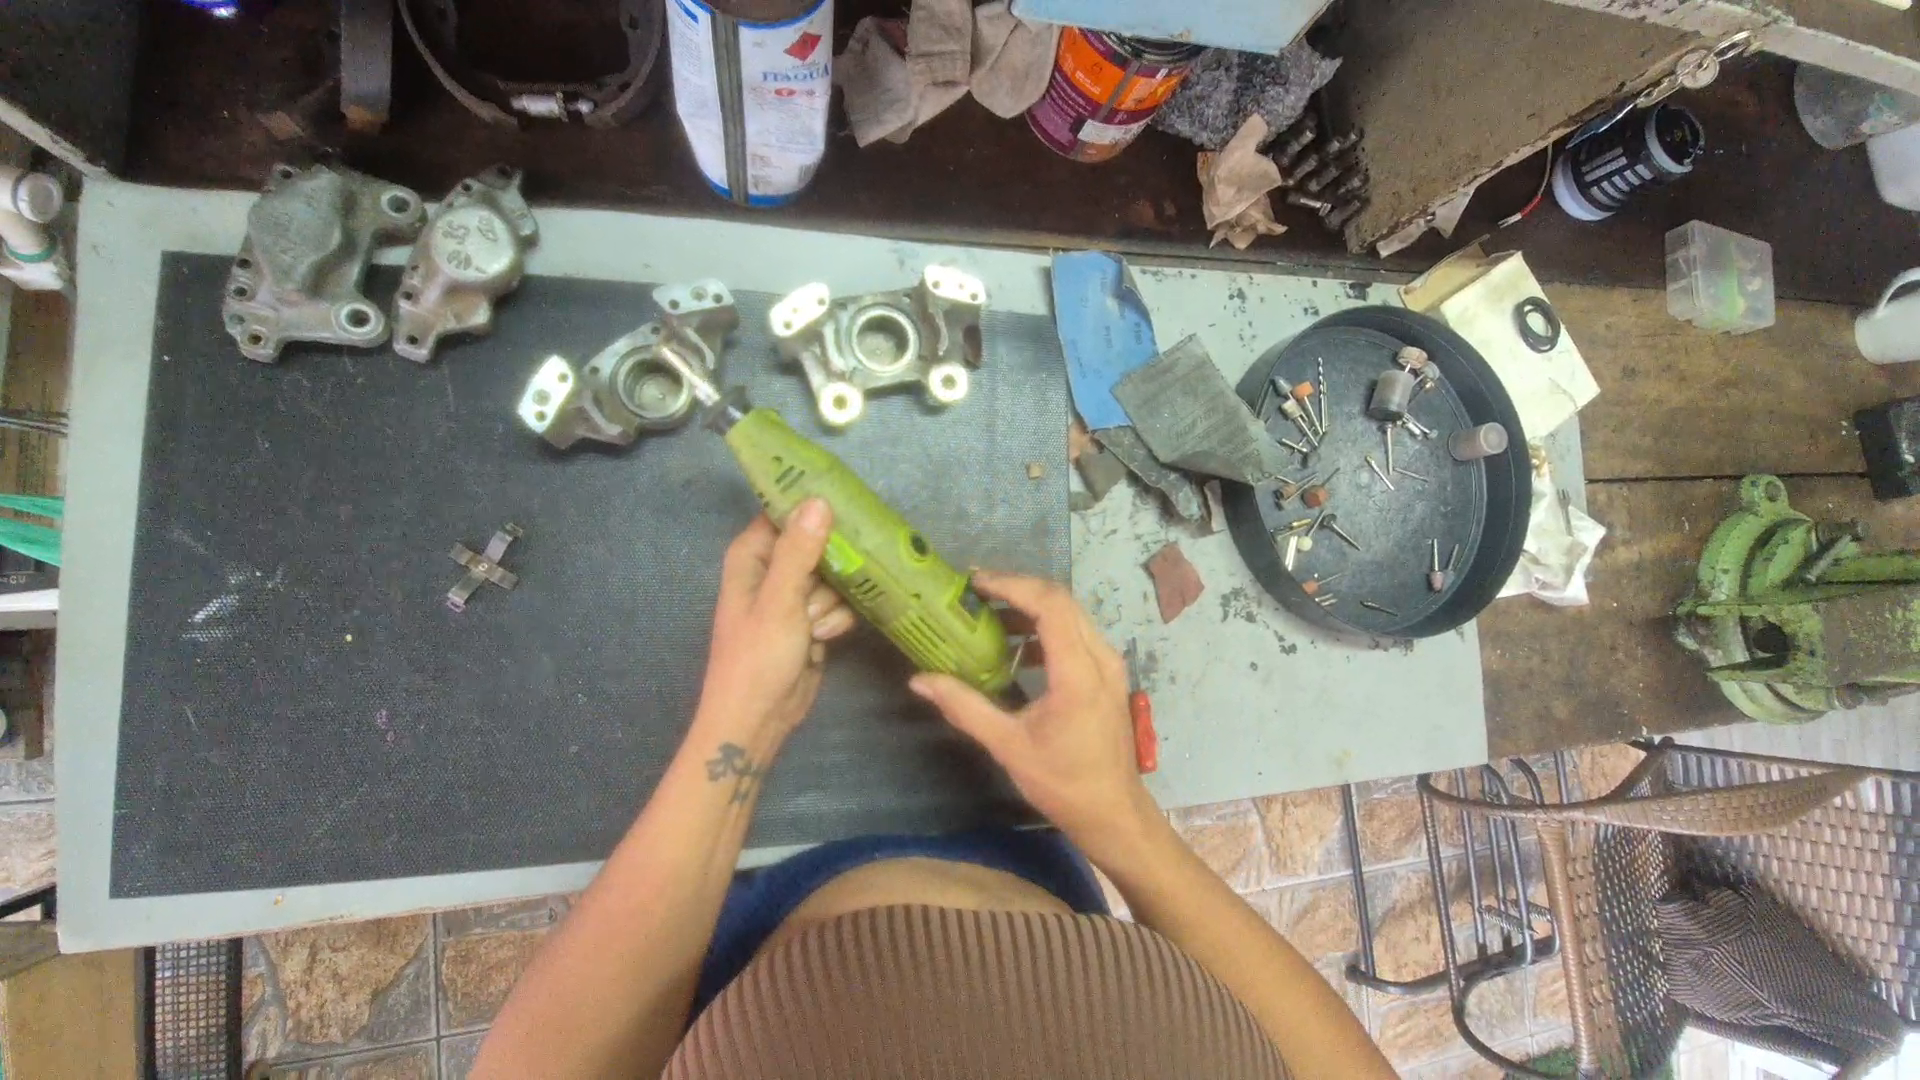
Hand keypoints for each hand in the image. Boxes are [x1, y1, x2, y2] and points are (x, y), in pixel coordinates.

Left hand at [695, 499, 856, 748]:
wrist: (758, 719)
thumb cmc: (757, 657)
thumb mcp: (780, 600)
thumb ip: (799, 550)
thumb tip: (820, 500)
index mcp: (752, 555)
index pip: (786, 511)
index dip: (814, 505)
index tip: (849, 504)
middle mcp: (772, 569)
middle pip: (819, 542)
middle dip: (833, 564)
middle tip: (836, 579)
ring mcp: (794, 596)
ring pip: (835, 576)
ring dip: (832, 601)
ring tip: (815, 624)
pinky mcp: (812, 620)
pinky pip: (839, 603)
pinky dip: (836, 620)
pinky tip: (825, 638)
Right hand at [908, 571, 1159, 864]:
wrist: (1114, 813)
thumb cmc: (1062, 782)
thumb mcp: (1008, 746)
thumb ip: (964, 707)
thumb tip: (920, 681)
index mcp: (1078, 673)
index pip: (1049, 606)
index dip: (1012, 586)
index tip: (975, 583)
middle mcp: (1101, 658)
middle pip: (1061, 600)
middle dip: (1017, 588)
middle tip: (975, 591)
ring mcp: (1109, 664)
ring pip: (1071, 613)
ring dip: (1031, 606)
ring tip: (989, 613)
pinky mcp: (1108, 673)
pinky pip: (1076, 632)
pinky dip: (1045, 626)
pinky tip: (1015, 645)